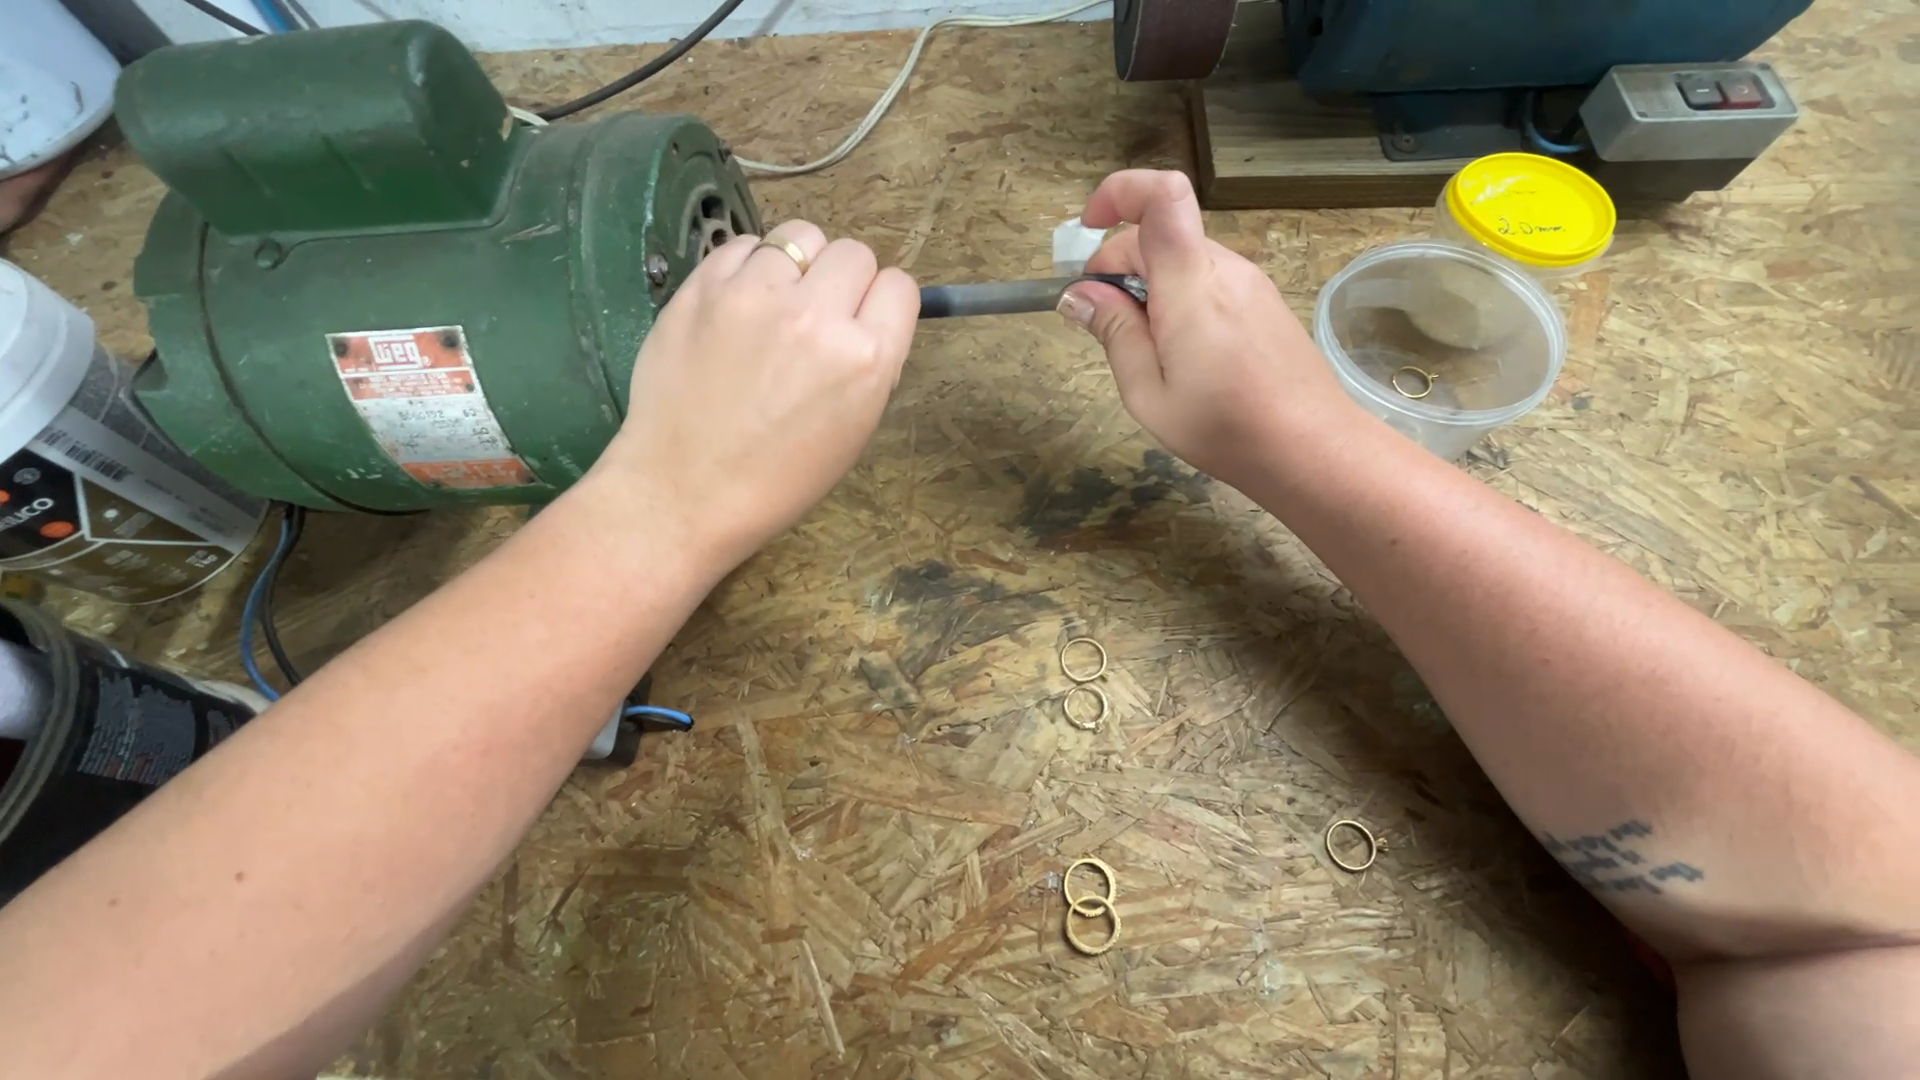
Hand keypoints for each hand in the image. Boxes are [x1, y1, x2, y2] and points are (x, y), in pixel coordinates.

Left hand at [597, 221, 918, 568]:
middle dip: (844, 282)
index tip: (864, 323)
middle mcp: (817, 316)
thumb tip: (867, 318)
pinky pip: (745, 245)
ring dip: (798, 266)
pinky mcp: (703, 287)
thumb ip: (870, 364)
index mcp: (866, 360)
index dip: (883, 305)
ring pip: (800, 237)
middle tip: (818, 317)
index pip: (899, 287)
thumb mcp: (854, 431)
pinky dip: (750, 268)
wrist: (685, 492)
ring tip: (776, 305)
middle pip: (853, 253)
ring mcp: (755, 295)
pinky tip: (739, 307)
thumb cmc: (779, 480)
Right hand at [1057, 171, 1358, 489]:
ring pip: (1181, 259)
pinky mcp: (1261, 301)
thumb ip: (1114, 335)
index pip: (1162, 197)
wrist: (1311, 447)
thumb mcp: (1148, 393)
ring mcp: (1249, 282)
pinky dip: (1175, 298)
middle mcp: (1224, 269)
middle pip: (1160, 234)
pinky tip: (1177, 353)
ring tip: (1142, 350)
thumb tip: (1077, 295)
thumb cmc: (1224, 428)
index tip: (1087, 231)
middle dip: (1117, 266)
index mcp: (1192, 285)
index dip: (1119, 193)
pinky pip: (1205, 280)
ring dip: (1146, 287)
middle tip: (1099, 324)